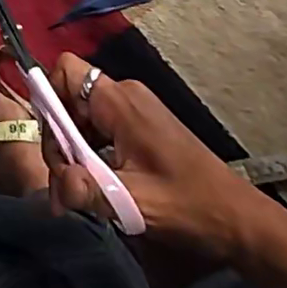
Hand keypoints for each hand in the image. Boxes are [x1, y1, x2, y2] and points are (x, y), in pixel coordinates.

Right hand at [40, 53, 286, 265]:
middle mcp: (124, 95)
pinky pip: (98, 128)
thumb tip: (58, 183)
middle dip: (59, 139)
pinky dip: (89, 154)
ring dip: (73, 152)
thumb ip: (90, 190)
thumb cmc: (189, 204)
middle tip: (66, 184)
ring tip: (80, 193)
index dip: (49, 99)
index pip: (65, 70)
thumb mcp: (134, 202)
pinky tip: (97, 187)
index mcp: (120, 101)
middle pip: (67, 98)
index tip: (56, 144)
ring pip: (80, 116)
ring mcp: (133, 109)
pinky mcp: (139, 125)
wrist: (238, 217)